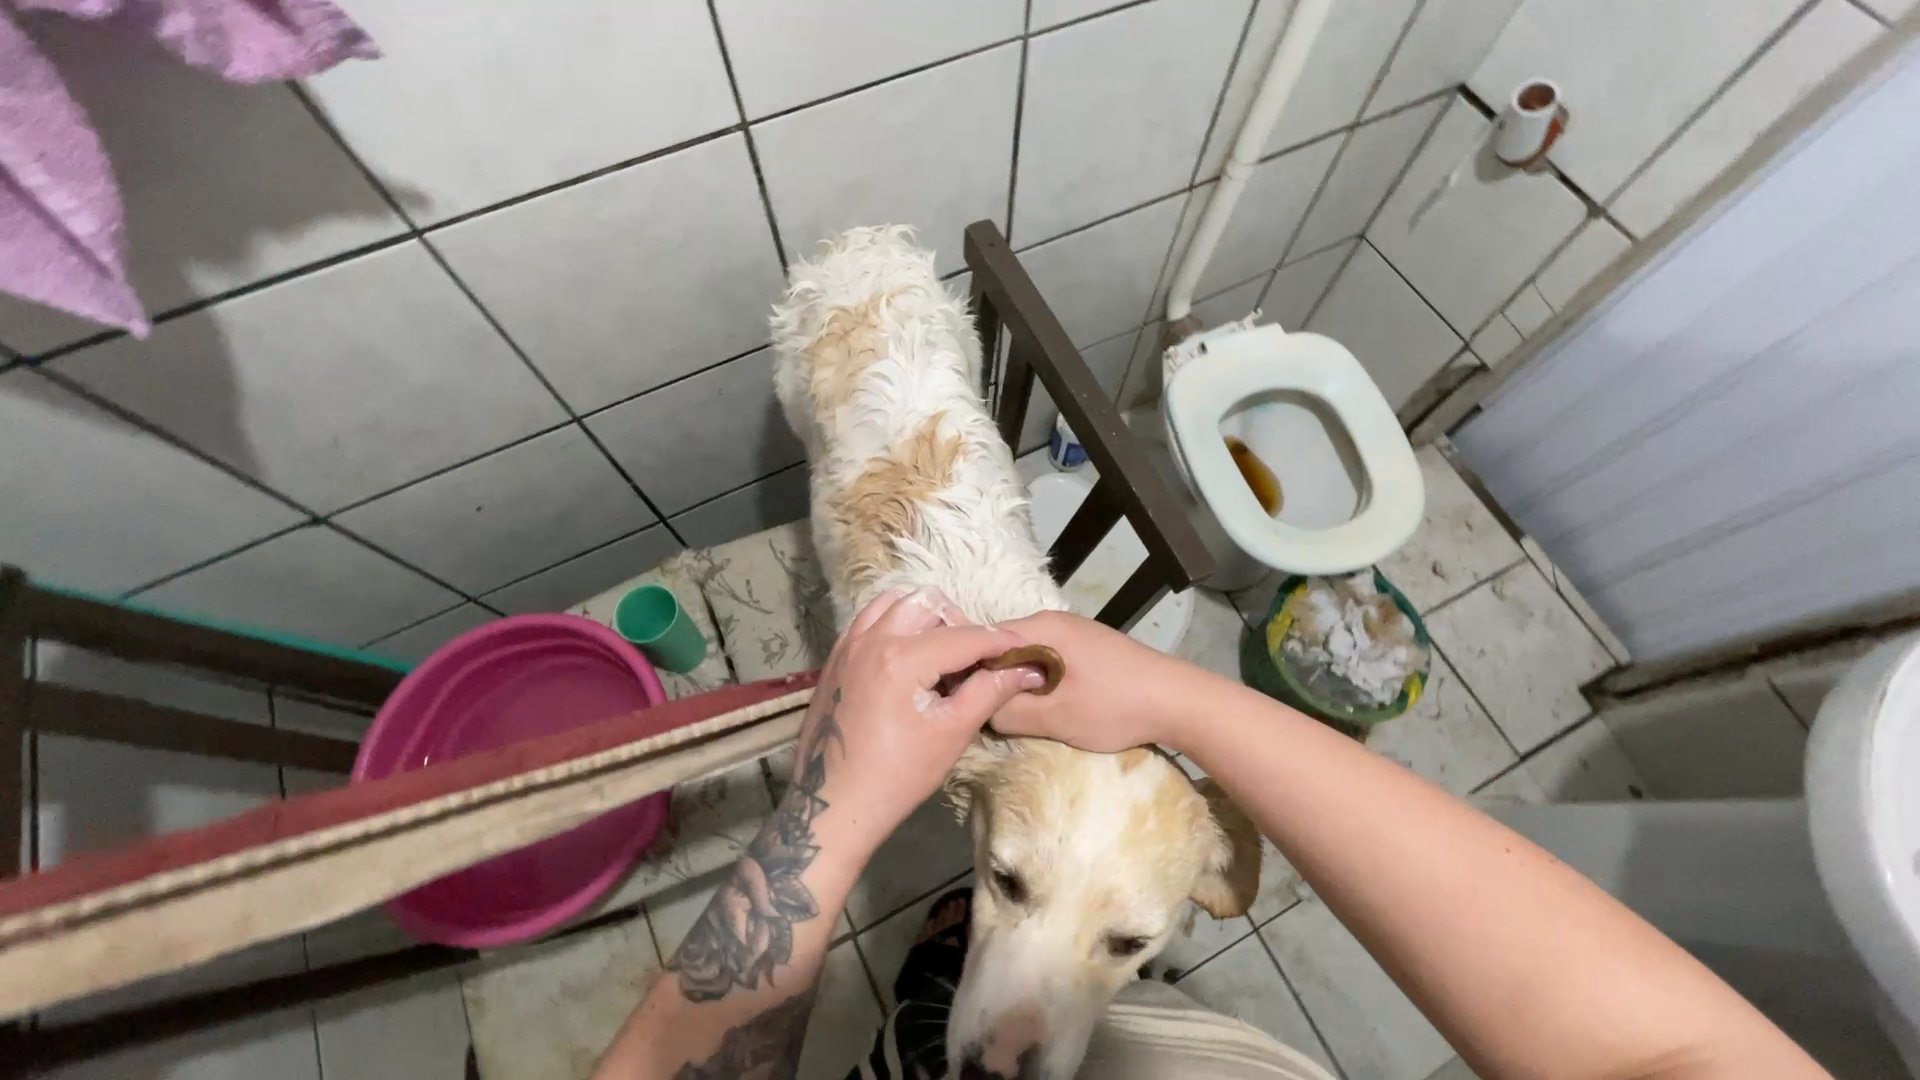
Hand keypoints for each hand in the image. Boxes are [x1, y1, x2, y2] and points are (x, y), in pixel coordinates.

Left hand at [792, 589, 1041, 850]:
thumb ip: (991, 691)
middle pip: (928, 604)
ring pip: (894, 602)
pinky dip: (894, 623)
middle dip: (959, 623)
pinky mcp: (835, 657)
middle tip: (975, 659)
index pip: (963, 636)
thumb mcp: (952, 733)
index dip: (999, 640)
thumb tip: (1028, 668)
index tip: (1023, 649)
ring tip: (940, 652)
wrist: (833, 805)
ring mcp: (848, 645)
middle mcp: (872, 639)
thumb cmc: (898, 775)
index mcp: (902, 658)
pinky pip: (869, 619)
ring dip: (925, 617)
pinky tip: (908, 655)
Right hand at [990, 609, 1217, 752]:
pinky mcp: (1088, 647)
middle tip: (982, 710)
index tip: (959, 698)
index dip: (968, 668)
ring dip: (1017, 681)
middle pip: (1004, 646)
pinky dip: (1038, 679)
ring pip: (1027, 654)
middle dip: (992, 676)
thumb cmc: (1114, 706)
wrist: (1178, 702)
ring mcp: (1074, 632)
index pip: (984, 639)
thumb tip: (981, 709)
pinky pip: (1047, 659)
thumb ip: (1009, 712)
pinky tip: (1043, 703)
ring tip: (1010, 711)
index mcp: (1041, 627)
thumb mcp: (1055, 717)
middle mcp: (1053, 620)